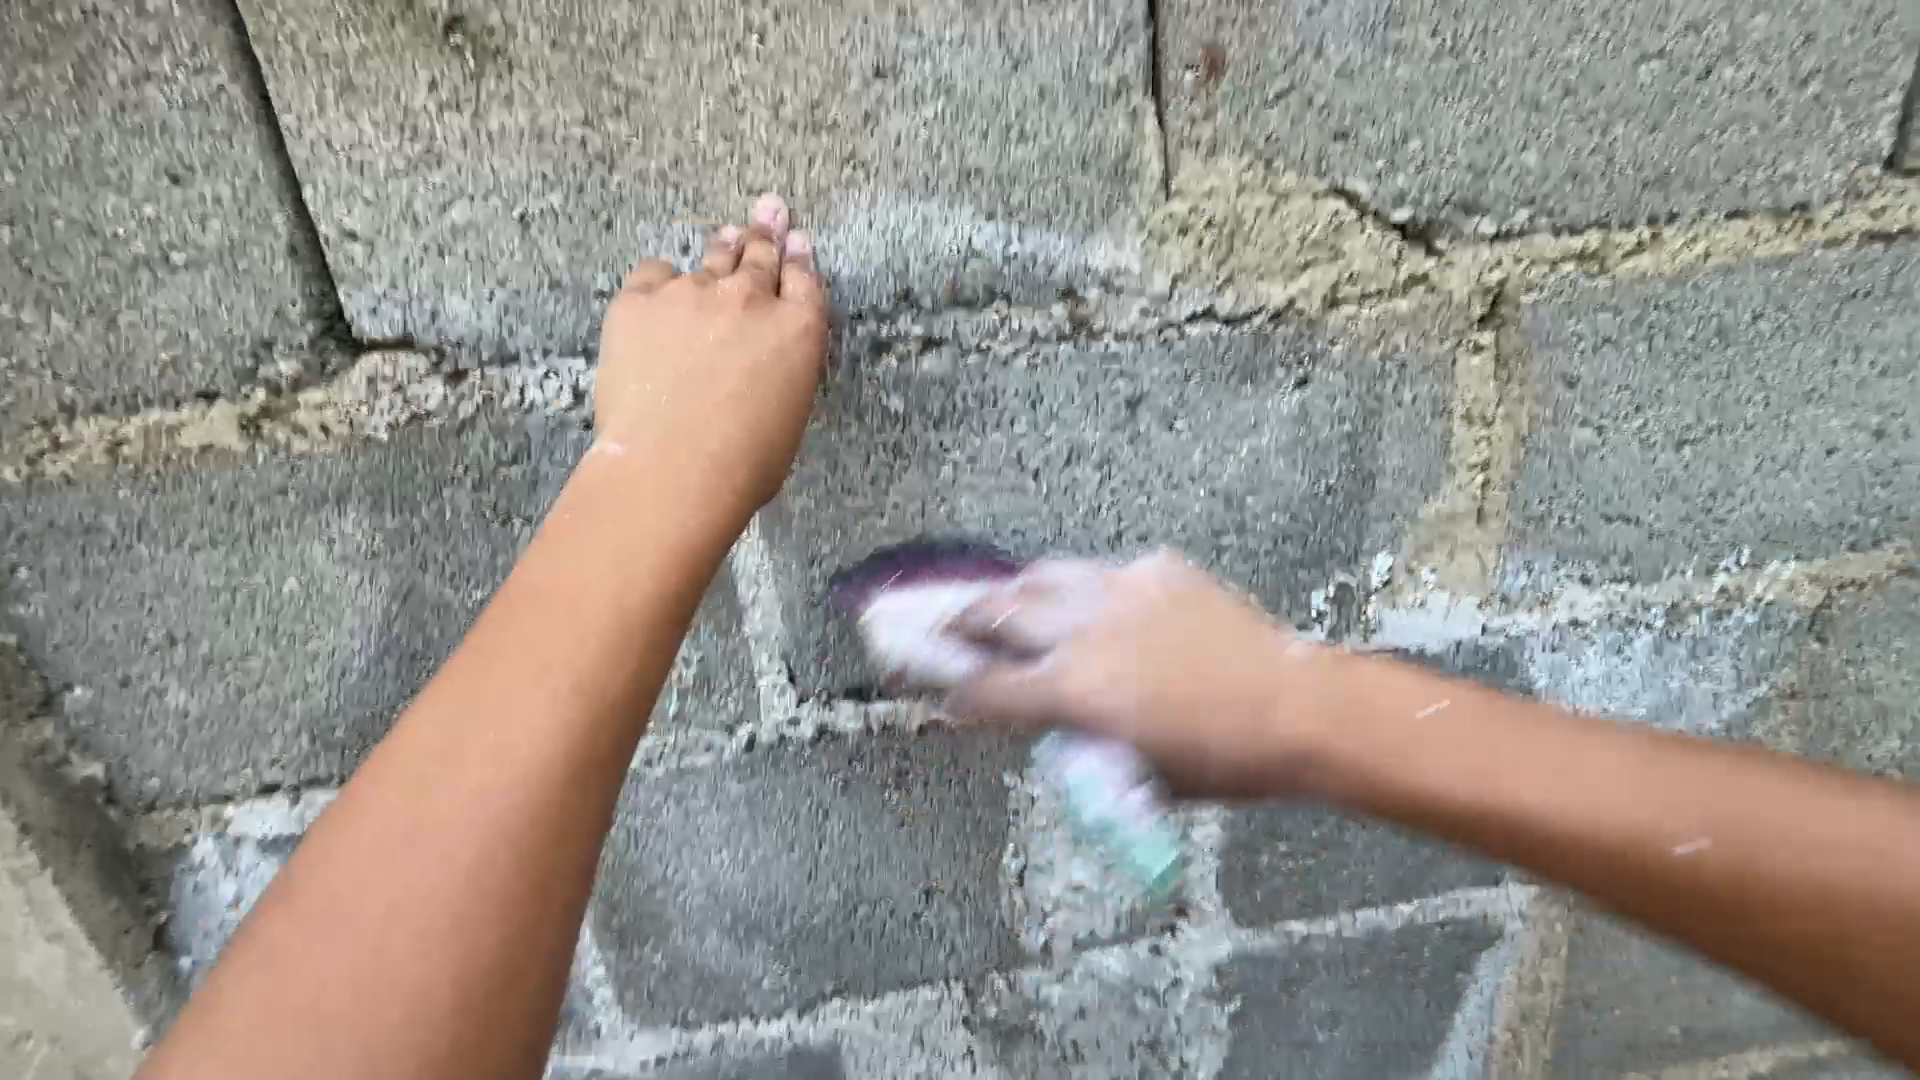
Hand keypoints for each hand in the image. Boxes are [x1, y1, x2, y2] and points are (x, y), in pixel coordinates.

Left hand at [592, 193, 829, 521]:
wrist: (675, 468)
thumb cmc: (744, 463)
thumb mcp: (788, 416)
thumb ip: (783, 372)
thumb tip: (763, 365)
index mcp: (798, 332)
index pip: (806, 282)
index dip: (801, 259)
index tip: (798, 243)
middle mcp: (750, 300)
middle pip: (761, 257)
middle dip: (768, 232)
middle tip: (770, 209)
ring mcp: (693, 294)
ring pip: (712, 259)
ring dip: (723, 246)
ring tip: (727, 233)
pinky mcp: (640, 301)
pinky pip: (654, 273)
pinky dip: (663, 280)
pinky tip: (663, 287)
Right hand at [946, 550, 1339, 797]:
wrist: (1298, 709)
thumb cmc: (1221, 761)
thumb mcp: (1136, 772)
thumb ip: (1081, 741)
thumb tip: (1052, 723)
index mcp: (1075, 689)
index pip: (990, 687)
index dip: (959, 693)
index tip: (947, 694)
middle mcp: (1084, 630)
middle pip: (998, 613)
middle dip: (964, 622)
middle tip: (950, 625)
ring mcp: (1120, 590)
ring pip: (1044, 575)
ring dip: (1016, 590)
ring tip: (1008, 597)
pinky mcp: (1157, 570)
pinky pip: (1105, 571)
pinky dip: (1088, 588)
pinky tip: (1099, 601)